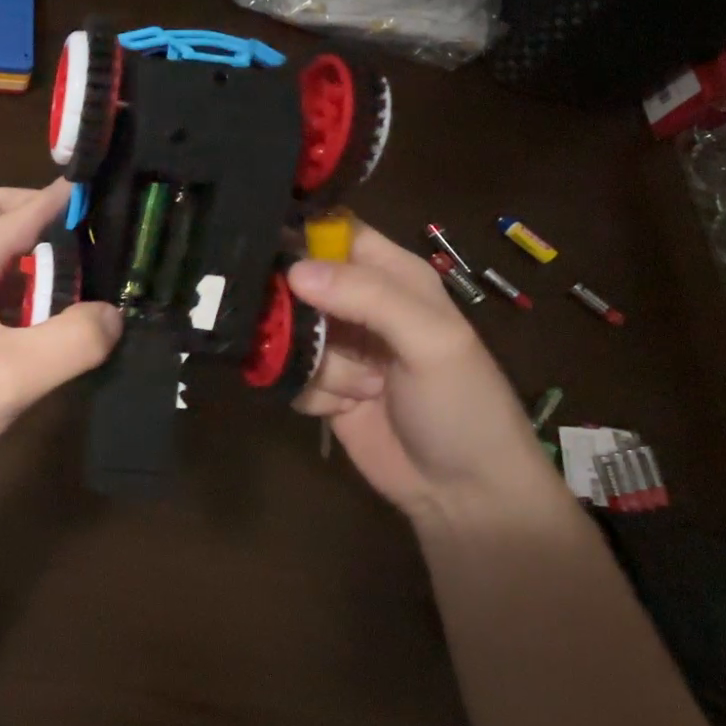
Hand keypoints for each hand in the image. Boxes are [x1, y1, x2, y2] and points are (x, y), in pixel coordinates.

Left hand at [0, 181, 122, 483]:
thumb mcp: (21, 371)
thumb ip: (77, 338)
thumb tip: (113, 313)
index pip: (25, 209)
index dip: (65, 197)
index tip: (107, 190)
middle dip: (40, 209)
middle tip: (86, 227)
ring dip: (30, 249)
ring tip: (78, 271)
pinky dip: (18, 283)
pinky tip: (44, 316)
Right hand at [287, 225, 562, 525]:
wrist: (463, 494)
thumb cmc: (462, 406)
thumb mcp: (431, 341)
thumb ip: (367, 297)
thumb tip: (293, 271)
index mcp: (395, 277)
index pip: (336, 232)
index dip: (300, 231)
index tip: (261, 241)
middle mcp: (360, 305)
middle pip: (297, 281)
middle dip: (293, 309)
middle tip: (310, 335)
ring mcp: (339, 348)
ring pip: (288, 333)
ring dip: (315, 364)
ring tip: (356, 389)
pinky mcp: (321, 386)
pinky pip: (288, 374)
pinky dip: (311, 394)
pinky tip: (344, 409)